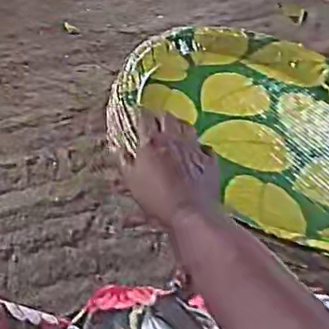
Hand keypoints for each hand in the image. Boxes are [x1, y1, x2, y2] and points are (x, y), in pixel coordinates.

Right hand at [115, 110, 221, 231]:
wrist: (192, 214)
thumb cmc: (157, 198)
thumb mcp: (132, 181)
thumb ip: (124, 161)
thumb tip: (119, 149)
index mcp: (152, 142)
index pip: (145, 117)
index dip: (140, 114)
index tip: (136, 116)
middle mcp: (173, 139)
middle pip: (167, 117)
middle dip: (160, 117)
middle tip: (155, 123)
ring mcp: (194, 148)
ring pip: (188, 126)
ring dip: (180, 126)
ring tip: (175, 133)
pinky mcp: (209, 161)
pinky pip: (204, 146)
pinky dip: (199, 147)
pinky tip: (195, 152)